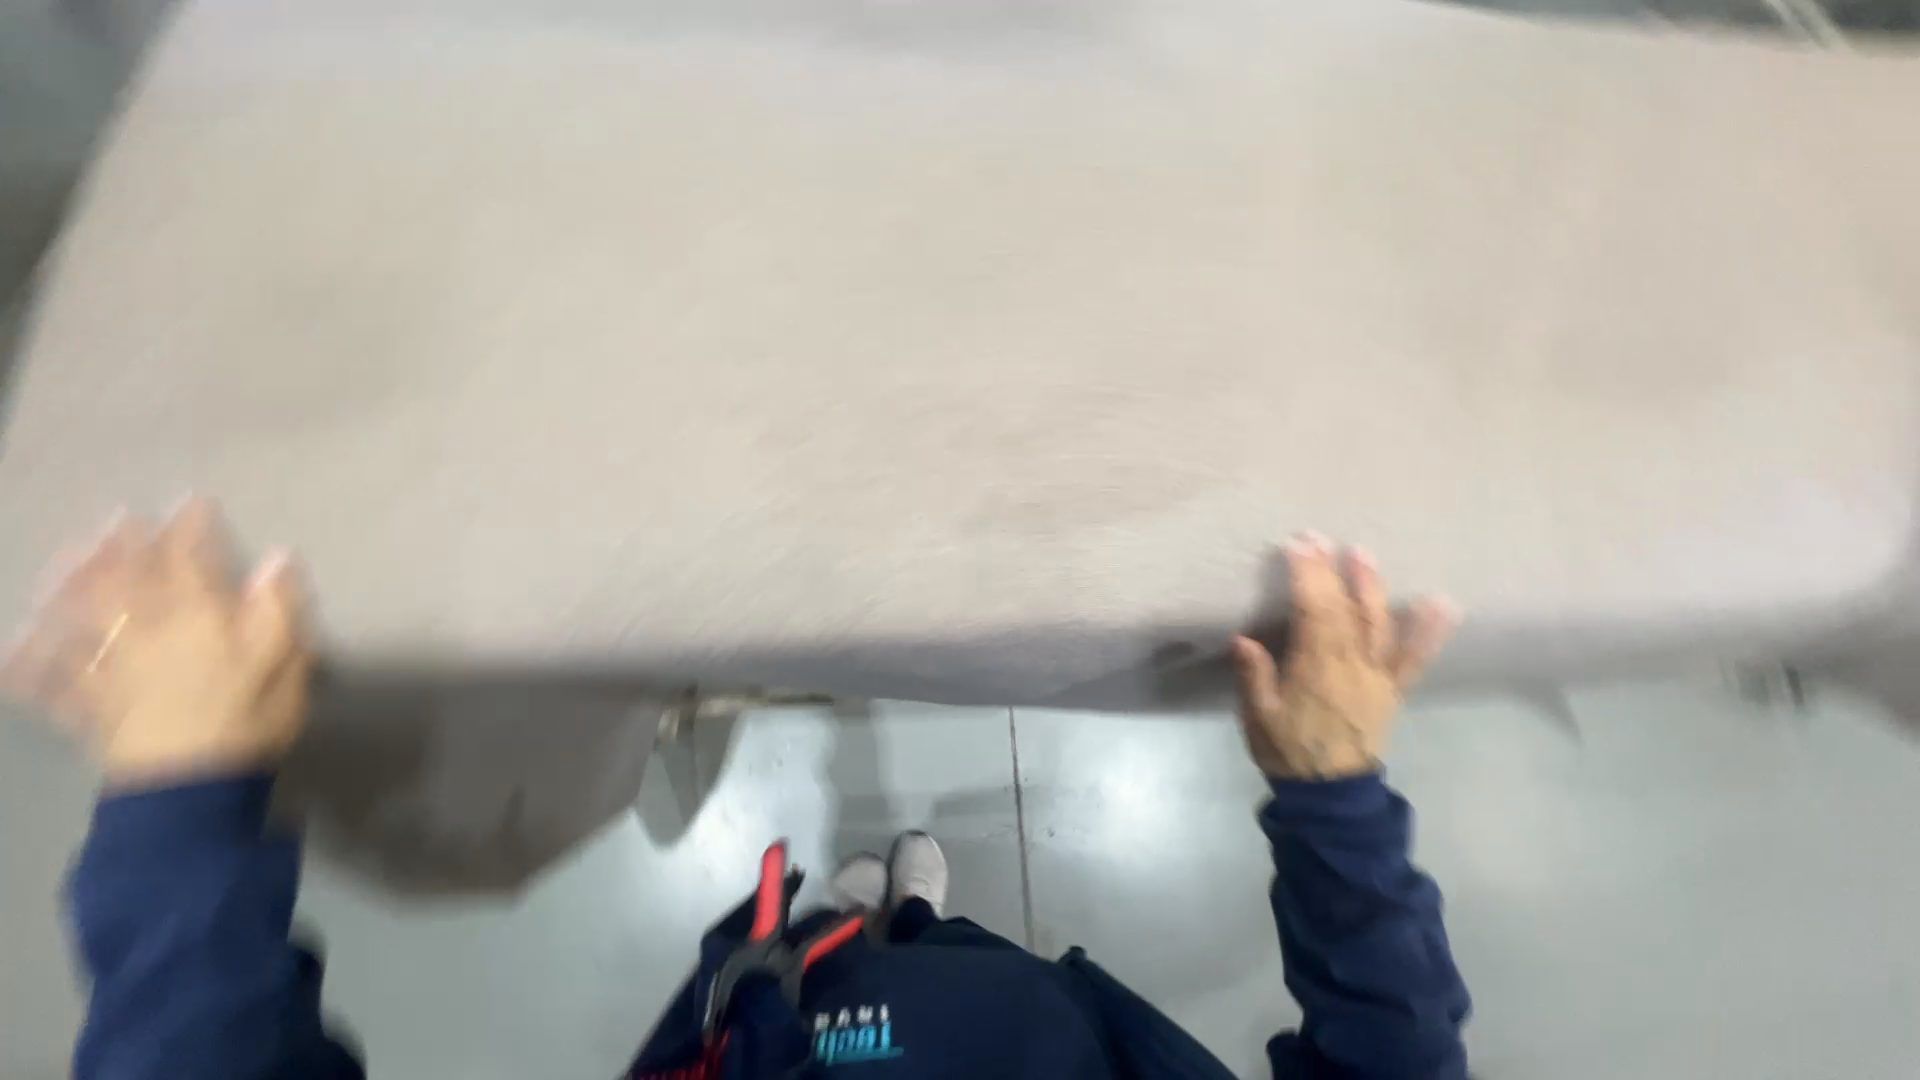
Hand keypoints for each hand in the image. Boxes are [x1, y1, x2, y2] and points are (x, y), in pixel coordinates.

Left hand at [1, 497, 312, 786]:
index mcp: (196, 619)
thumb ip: (277, 607)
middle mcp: (143, 633)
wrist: (191, 783)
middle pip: (123, 582)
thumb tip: (275, 558)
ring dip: (70, 583)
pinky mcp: (87, 704)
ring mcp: (107, 668)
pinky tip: (14, 642)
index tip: (190, 502)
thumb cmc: (251, 714)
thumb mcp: (286, 658)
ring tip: (68, 558)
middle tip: (116, 519)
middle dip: (120, 547)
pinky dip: (24, 658)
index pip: (188, 562)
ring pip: (79, 618)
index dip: (189, 530)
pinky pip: (45, 677)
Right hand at [1231, 535, 1456, 779]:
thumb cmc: (1287, 751)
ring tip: (1362, 552)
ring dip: (1370, 584)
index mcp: (1317, 669)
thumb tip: (1244, 639)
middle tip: (1316, 537)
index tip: (1297, 545)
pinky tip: (1443, 602)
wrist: (1330, 793)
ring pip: (1377, 622)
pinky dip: (1430, 630)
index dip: (1307, 575)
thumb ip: (1254, 677)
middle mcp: (1352, 665)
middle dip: (1329, 570)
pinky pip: (1414, 656)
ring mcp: (1378, 675)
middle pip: (1343, 608)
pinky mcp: (1393, 687)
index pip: (1313, 612)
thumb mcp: (1259, 717)